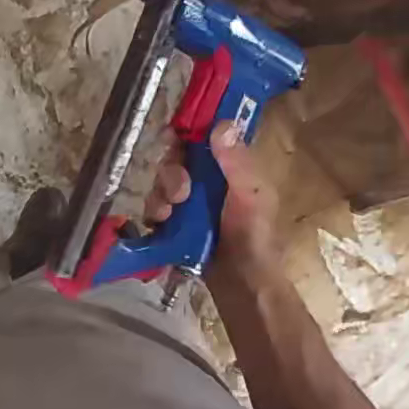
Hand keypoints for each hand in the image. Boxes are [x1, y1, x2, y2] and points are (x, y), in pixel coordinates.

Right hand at [144, 120, 279, 267]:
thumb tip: (222, 124)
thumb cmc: (254, 236)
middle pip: (176, 158)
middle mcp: (207, 179)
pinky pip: (154, 206)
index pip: (203, 136)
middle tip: (181, 192)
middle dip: (172, 171)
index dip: (187, 131)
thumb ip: (237, 162)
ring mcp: (188, 201)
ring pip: (162, 182)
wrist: (241, 283)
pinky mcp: (173, 222)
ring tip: (170, 214)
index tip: (174, 136)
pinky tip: (161, 223)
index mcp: (230, 166)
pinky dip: (154, 212)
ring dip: (162, 194)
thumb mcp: (253, 195)